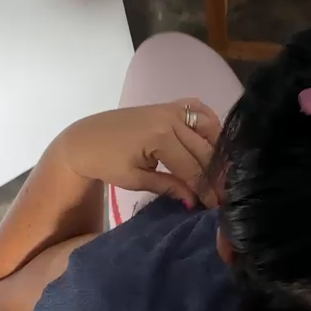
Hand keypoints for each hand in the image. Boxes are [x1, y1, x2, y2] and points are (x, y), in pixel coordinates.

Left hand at [55, 100, 221, 208]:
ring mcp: (171, 108)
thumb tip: (195, 201)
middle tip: (225, 193)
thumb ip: (168, 186)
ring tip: (222, 169)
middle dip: (215, 175)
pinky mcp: (168, 105)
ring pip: (208, 126)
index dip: (205, 189)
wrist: (85, 139)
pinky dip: (209, 121)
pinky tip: (214, 138)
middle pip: (204, 150)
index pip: (191, 168)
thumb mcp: (135, 180)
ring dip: (218, 147)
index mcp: (160, 137)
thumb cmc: (106, 162)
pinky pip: (196, 108)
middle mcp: (170, 118)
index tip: (215, 205)